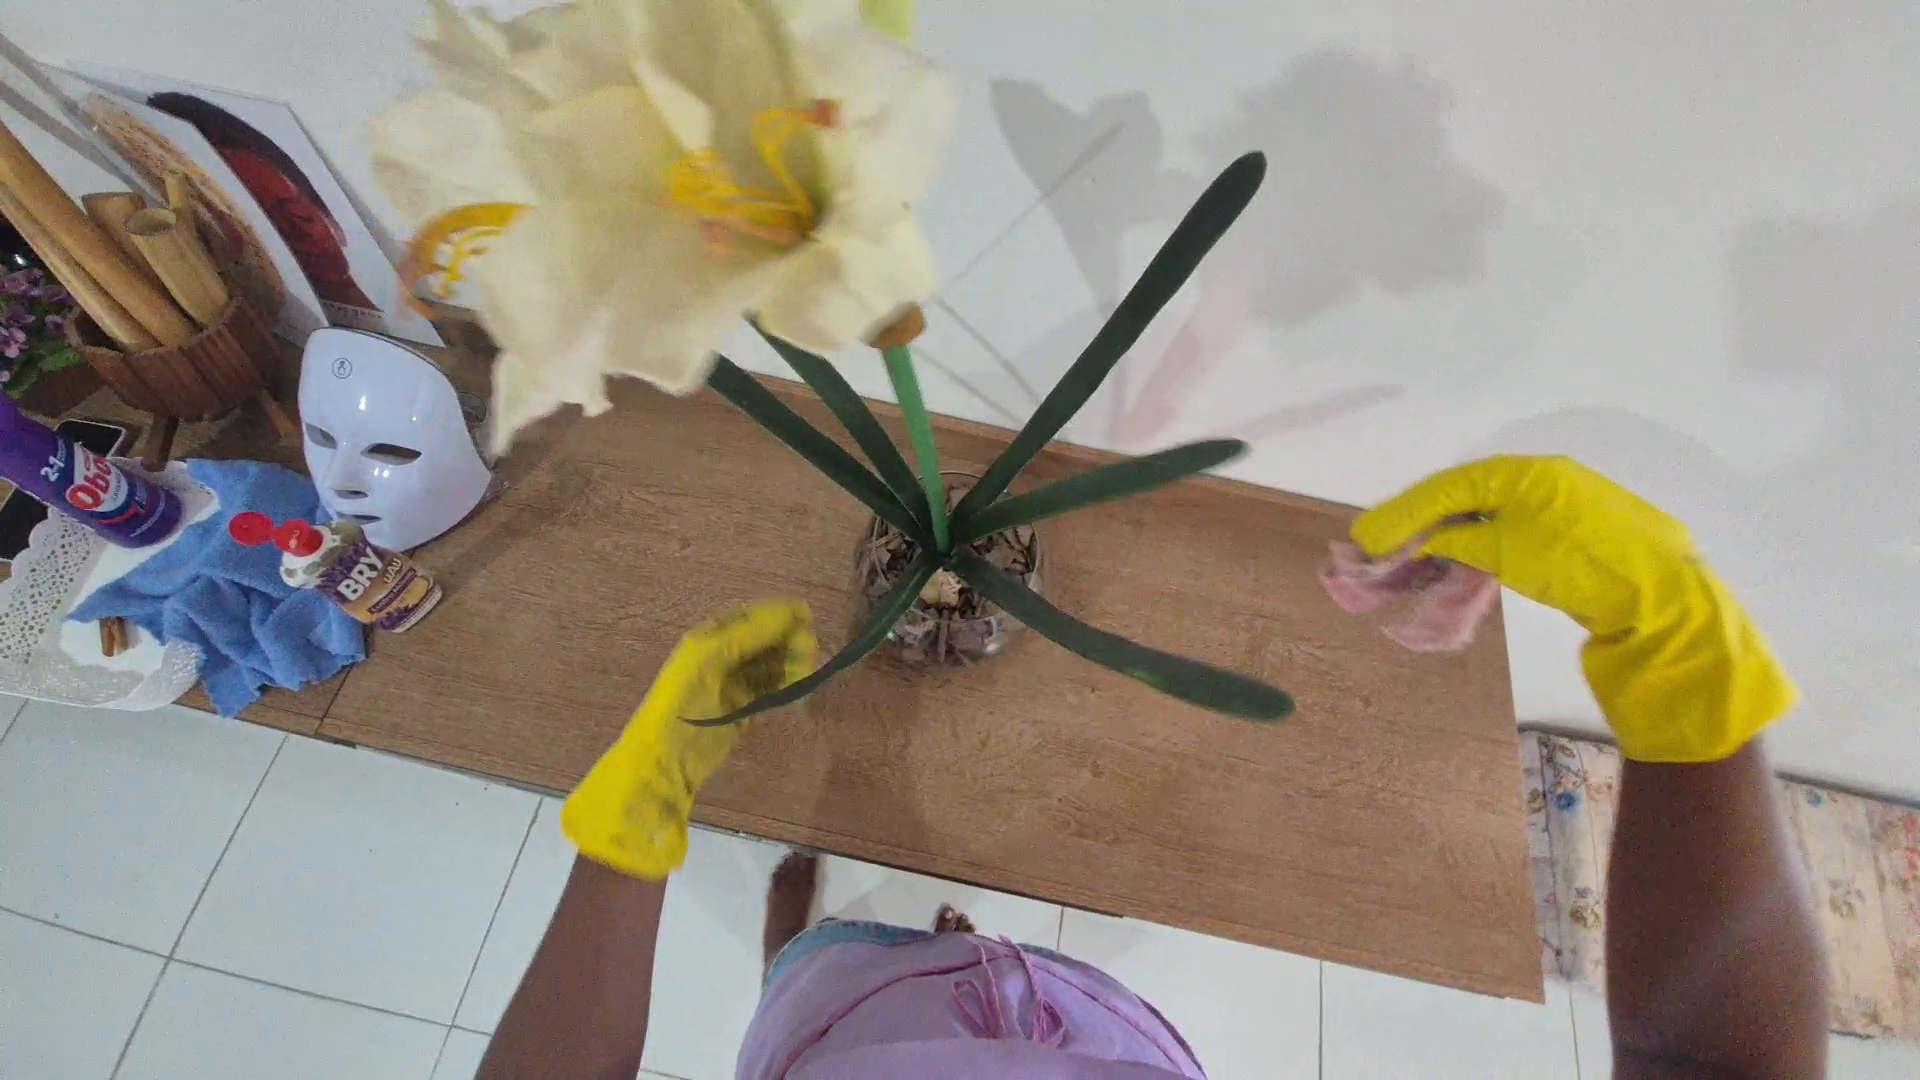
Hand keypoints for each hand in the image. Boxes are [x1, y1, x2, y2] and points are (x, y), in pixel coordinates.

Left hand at [561, 600, 815, 878]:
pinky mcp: (747, 705)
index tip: (808, 616)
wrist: (667, 757)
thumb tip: (797, 610)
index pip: (753, 614)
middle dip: (790, 641)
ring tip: (802, 679)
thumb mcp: (713, 656)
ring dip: (793, 664)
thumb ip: (752, 632)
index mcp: (712, 636)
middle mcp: (726, 653)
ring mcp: (737, 680)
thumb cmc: (683, 700)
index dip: (780, 612)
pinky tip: (797, 690)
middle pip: (768, 636)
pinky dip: (789, 685)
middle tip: (807, 656)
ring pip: (775, 661)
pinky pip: (775, 686)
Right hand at [1352, 456, 1795, 761]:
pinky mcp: (1566, 539)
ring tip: (1402, 559)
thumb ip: (1455, 539)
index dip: (1400, 513)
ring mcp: (1556, 510)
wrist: (1669, 604)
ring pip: (1478, 518)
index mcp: (1527, 473)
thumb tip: (1418, 542)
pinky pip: (1501, 535)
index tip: (1366, 537)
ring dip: (1438, 539)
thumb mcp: (1505, 550)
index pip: (1447, 487)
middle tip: (1374, 545)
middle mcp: (1540, 482)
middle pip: (1459, 498)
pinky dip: (1468, 548)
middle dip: (1413, 524)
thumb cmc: (1582, 565)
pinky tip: (1448, 563)